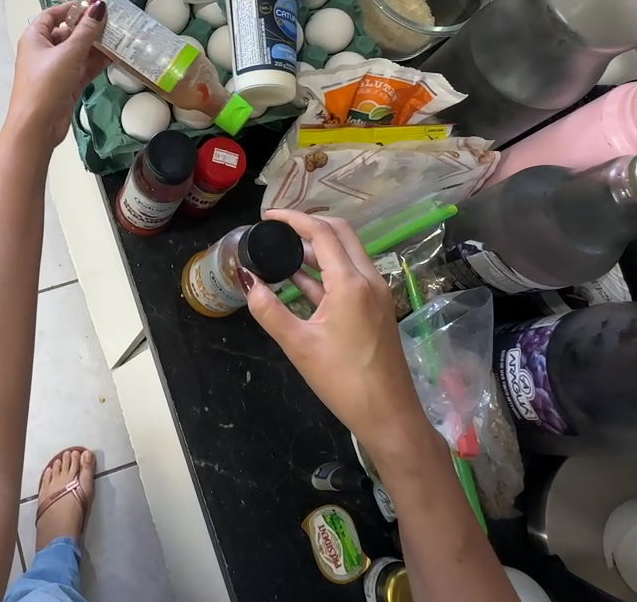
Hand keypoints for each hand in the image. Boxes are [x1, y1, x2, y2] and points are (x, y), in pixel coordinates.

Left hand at [6, 0, 107, 144]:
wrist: (37, 126)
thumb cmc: (47, 83)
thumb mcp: (68, 53)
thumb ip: (86, 31)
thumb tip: (100, 7)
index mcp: (35, 37)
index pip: (52, 14)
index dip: (72, 7)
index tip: (95, 4)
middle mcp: (43, 51)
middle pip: (67, 32)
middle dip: (89, 27)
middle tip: (114, 20)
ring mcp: (55, 69)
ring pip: (77, 51)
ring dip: (96, 45)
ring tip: (120, 36)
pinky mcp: (66, 85)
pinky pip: (83, 68)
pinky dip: (96, 63)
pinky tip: (116, 56)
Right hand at [244, 209, 427, 444]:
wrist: (391, 418)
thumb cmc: (343, 381)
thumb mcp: (298, 345)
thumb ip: (268, 309)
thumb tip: (245, 279)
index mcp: (351, 283)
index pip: (322, 233)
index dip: (293, 219)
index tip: (267, 217)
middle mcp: (369, 279)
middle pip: (340, 233)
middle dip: (308, 225)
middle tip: (277, 229)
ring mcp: (376, 293)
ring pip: (347, 253)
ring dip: (317, 248)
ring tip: (282, 252)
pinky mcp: (376, 308)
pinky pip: (350, 274)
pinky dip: (326, 269)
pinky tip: (299, 279)